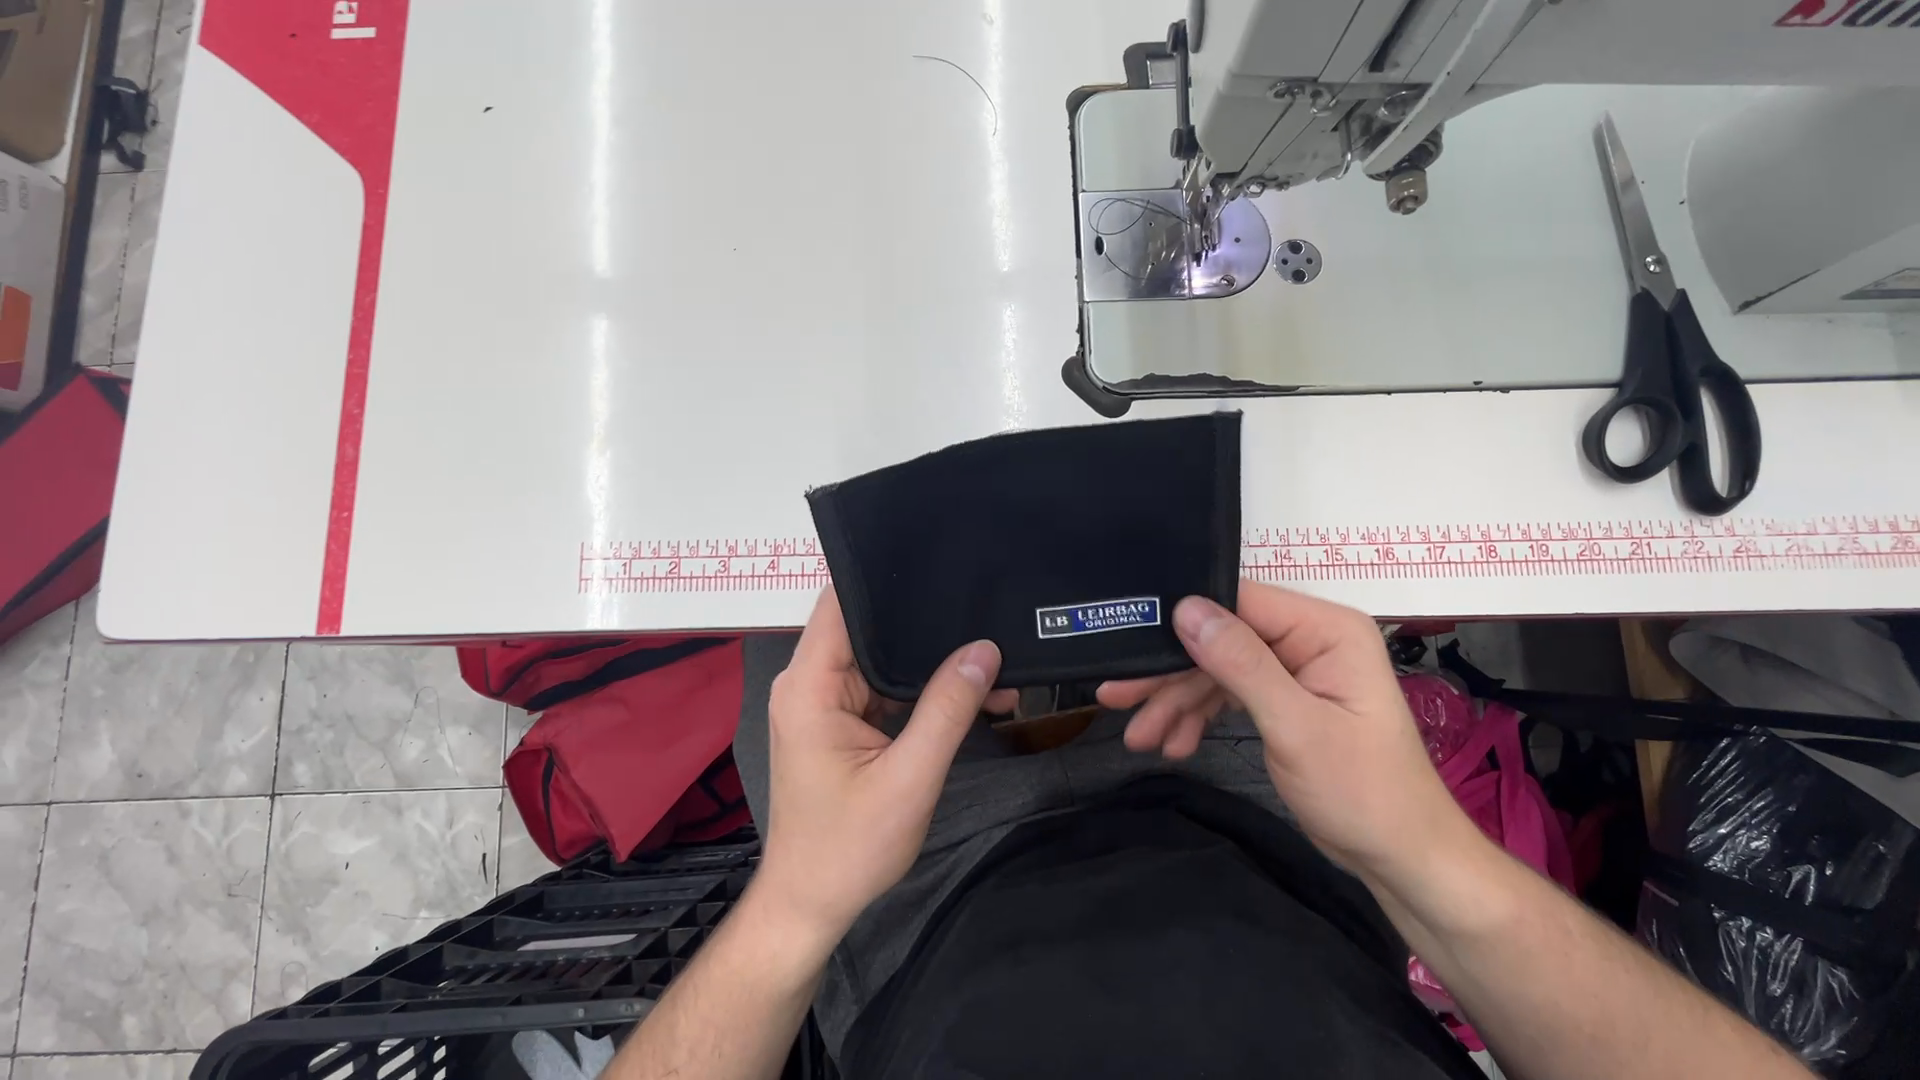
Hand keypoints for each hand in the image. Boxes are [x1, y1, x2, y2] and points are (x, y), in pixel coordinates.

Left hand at [755, 588, 1011, 938]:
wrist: (812, 903)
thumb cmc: (850, 846)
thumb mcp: (910, 777)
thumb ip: (948, 709)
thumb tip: (985, 649)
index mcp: (809, 686)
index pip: (840, 605)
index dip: (883, 578)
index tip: (935, 560)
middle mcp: (809, 684)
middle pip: (866, 628)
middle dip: (922, 620)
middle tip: (979, 600)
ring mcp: (824, 704)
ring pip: (880, 660)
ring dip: (929, 661)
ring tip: (990, 650)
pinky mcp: (839, 723)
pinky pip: (883, 690)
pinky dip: (921, 692)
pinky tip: (969, 689)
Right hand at [1099, 580, 1464, 877]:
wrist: (1401, 858)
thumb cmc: (1362, 791)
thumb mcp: (1295, 727)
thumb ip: (1241, 665)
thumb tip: (1185, 608)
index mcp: (1324, 629)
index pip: (1240, 602)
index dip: (1183, 619)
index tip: (1130, 643)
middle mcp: (1308, 639)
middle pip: (1220, 639)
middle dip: (1169, 674)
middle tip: (1115, 697)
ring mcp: (1295, 670)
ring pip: (1216, 669)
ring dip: (1177, 703)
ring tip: (1137, 737)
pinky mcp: (1284, 699)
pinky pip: (1228, 694)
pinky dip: (1198, 718)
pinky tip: (1173, 744)